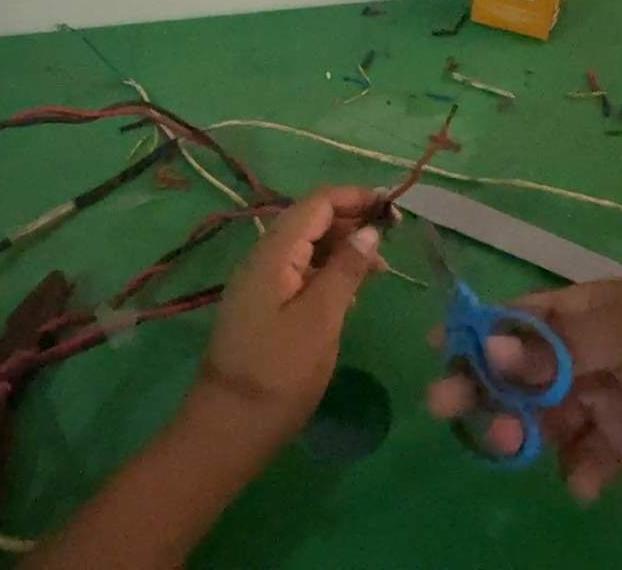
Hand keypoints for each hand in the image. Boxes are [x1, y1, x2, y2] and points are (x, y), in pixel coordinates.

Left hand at [191, 187, 388, 441]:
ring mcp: (261, 280)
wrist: (230, 424)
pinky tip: (350, 290)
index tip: (391, 206)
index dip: (354, 197)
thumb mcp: (321, 318)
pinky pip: (299, 270)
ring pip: (306, 245)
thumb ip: (345, 269)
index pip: (316, 203)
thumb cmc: (280, 370)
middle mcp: (263, 257)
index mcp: (275, 252)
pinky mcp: (264, 303)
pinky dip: (327, 270)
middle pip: (310, 220)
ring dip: (341, 247)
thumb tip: (369, 230)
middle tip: (391, 238)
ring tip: (378, 268)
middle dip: (350, 220)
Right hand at [426, 277, 621, 502]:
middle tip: (447, 405)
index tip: (440, 346)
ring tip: (516, 447)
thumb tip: (491, 350)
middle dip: (485, 384)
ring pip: (542, 415)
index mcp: (588, 312)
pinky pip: (581, 457)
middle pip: (520, 369)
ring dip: (523, 429)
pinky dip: (577, 469)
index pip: (521, 317)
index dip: (480, 330)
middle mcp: (587, 355)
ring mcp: (604, 402)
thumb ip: (560, 346)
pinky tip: (588, 481)